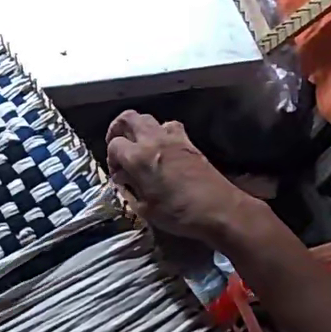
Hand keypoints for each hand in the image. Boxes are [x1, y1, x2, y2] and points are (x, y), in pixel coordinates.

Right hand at [104, 111, 253, 241]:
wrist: (219, 209)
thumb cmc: (179, 214)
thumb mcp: (145, 209)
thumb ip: (129, 189)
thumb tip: (123, 179)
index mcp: (138, 157)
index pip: (114, 145)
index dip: (111, 158)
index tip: (117, 174)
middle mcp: (153, 140)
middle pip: (129, 117)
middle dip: (118, 127)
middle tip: (118, 144)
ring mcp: (173, 138)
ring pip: (149, 118)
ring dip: (139, 127)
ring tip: (139, 144)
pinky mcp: (189, 142)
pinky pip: (169, 126)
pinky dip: (161, 131)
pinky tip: (163, 148)